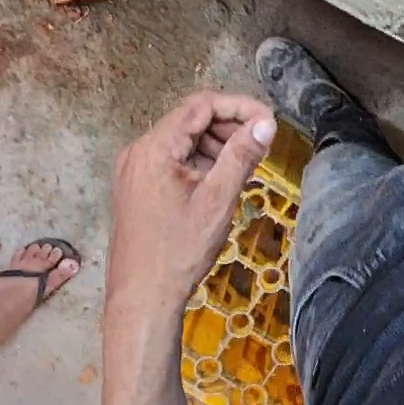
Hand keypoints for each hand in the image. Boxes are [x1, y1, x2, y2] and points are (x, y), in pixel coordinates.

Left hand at [108, 92, 276, 320]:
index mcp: (154, 148)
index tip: (268, 122)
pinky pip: (173, 159)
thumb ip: (242, 155)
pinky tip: (221, 181)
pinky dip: (200, 162)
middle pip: (191, 119)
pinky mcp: (137, 186)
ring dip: (217, 145)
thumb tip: (266, 124)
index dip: (240, 107)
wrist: (141, 300)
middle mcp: (139, 151)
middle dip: (230, 127)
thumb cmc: (178, 252)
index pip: (202, 105)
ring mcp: (135, 169)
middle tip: (261, 145)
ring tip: (245, 166)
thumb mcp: (217, 200)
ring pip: (184, 139)